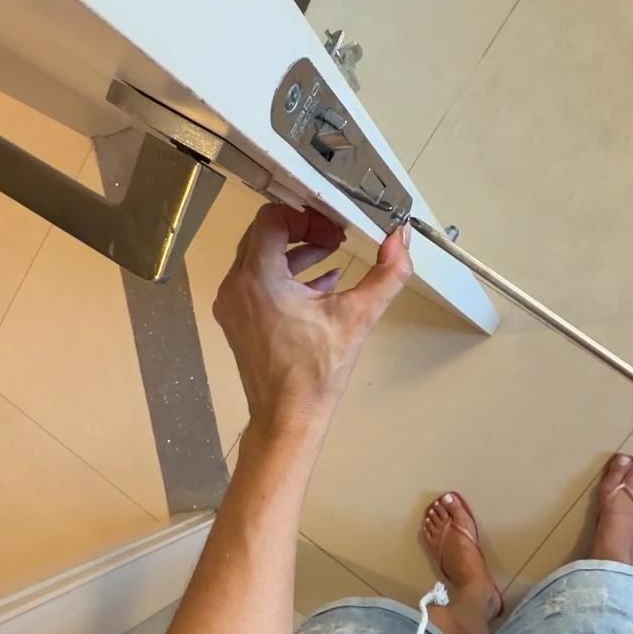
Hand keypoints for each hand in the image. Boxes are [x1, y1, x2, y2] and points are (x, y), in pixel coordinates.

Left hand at [213, 205, 412, 437]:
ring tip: (331, 256)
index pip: (272, 218)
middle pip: (263, 235)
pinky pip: (257, 283)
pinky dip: (285, 276)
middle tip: (335, 237)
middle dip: (302, 231)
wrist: (288, 417)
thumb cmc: (315, 374)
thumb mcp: (357, 317)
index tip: (333, 228)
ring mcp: (232, 305)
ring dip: (295, 252)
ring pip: (259, 259)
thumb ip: (387, 274)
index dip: (306, 216)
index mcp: (258, 279)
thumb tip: (400, 239)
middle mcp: (236, 287)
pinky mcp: (237, 321)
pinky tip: (320, 284)